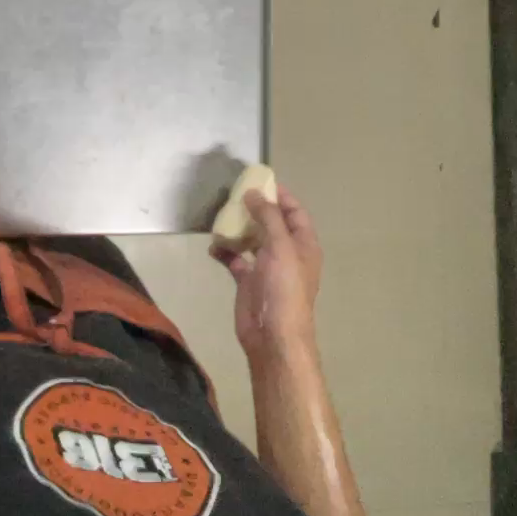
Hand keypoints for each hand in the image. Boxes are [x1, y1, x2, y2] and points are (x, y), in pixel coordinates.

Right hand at [211, 184, 323, 361]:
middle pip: (271, 223)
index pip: (295, 212)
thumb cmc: (284, 289)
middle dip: (254, 209)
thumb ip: (268, 217)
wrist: (273, 335)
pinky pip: (235, 259)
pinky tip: (213, 247)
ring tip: (221, 217)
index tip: (259, 181)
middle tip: (233, 196)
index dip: (280, 196)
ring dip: (238, 228)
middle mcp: (286, 253)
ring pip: (252, 239)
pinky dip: (225, 251)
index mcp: (303, 245)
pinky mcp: (249, 280)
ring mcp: (267, 267)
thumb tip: (254, 193)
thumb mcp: (280, 247)